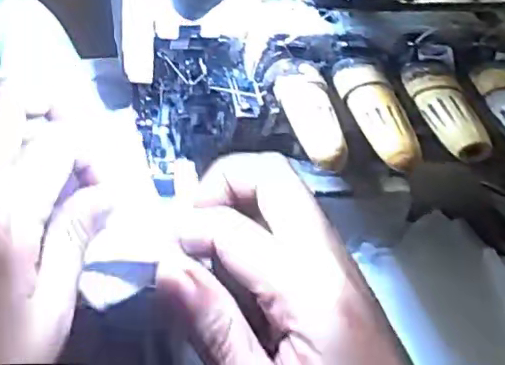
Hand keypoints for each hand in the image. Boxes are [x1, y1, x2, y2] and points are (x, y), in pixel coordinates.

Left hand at [0, 81, 115, 364]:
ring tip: (34, 129)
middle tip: (72, 141)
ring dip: (5, 102)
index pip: (58, 142)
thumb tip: (106, 193)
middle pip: (7, 98)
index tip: (102, 191)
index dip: (91, 155)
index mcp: (3, 212)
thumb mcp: (47, 313)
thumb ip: (75, 238)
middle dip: (50, 104)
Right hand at [157, 153, 408, 364]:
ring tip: (206, 248)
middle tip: (187, 229)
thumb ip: (216, 329)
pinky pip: (295, 223)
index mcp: (312, 288)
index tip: (161, 256)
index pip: (233, 225)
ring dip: (240, 201)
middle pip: (272, 174)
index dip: (187, 231)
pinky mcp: (343, 279)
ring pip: (285, 191)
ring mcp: (342, 264)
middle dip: (221, 184)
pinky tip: (237, 271)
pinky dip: (259, 224)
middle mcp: (332, 258)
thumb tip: (169, 267)